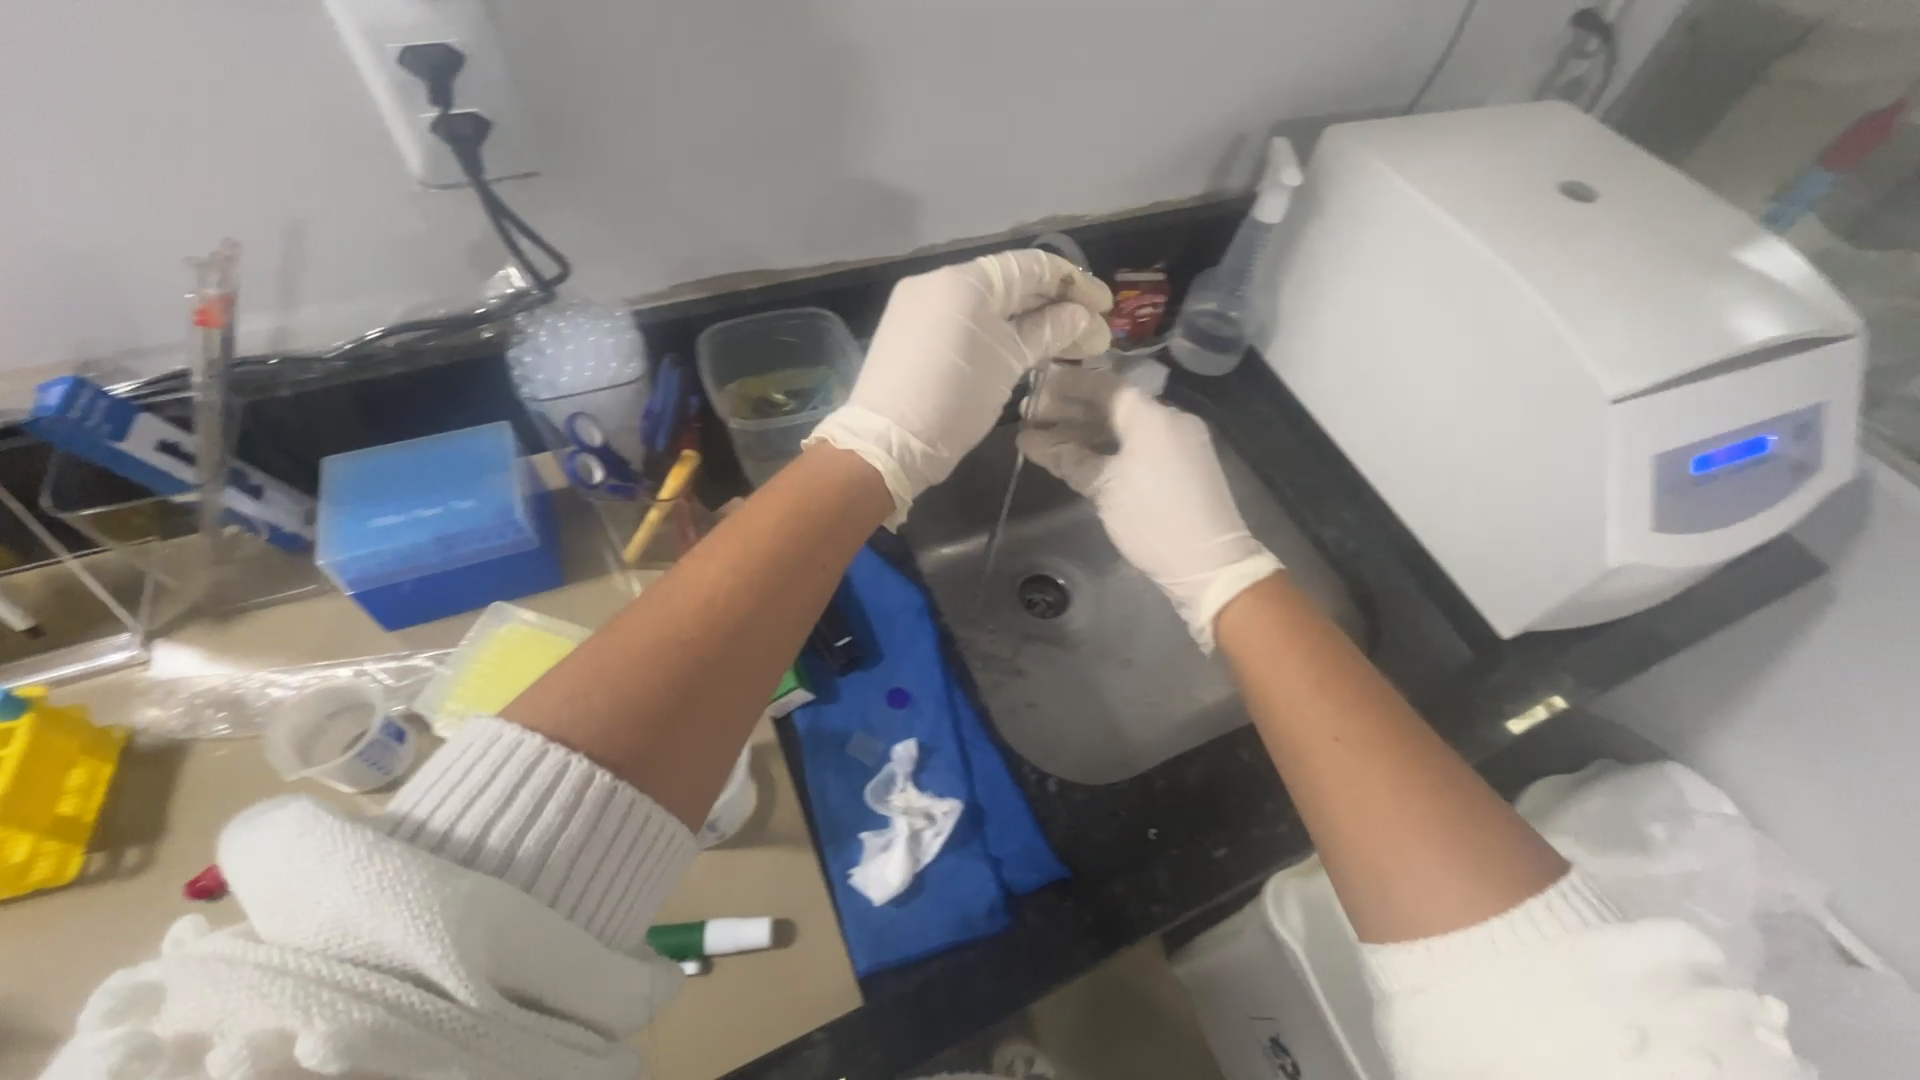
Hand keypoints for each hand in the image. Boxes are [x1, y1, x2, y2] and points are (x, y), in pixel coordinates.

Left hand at [807, 250, 1111, 525]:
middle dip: (1053, 305)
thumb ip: (1048, 333)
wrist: (886, 445)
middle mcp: (937, 282)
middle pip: (1007, 282)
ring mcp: (918, 305)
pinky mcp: (907, 331)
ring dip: (1026, 320)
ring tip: (1064, 342)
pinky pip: (961, 320)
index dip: (1073, 284)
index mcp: (964, 280)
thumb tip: (1081, 316)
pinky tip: (1021, 347)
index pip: (1031, 266)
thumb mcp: (1009, 366)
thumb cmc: (954, 401)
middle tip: (1090, 330)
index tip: (1104, 306)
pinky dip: (995, 330)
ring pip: (985, 303)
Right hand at [1017, 365, 1281, 651]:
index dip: (1068, 385)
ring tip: (1054, 440)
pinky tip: (1087, 456)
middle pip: (1116, 404)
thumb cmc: (1153, 520)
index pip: (1104, 386)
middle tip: (1037, 416)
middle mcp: (1171, 419)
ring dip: (1091, 429)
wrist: (1209, 564)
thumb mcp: (1103, 488)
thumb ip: (1066, 457)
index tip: (1037, 388)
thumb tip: (1029, 439)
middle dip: (1074, 409)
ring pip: (1129, 425)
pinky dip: (1113, 444)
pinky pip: (1143, 442)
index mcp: (1153, 417)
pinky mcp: (1186, 464)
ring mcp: (1182, 442)